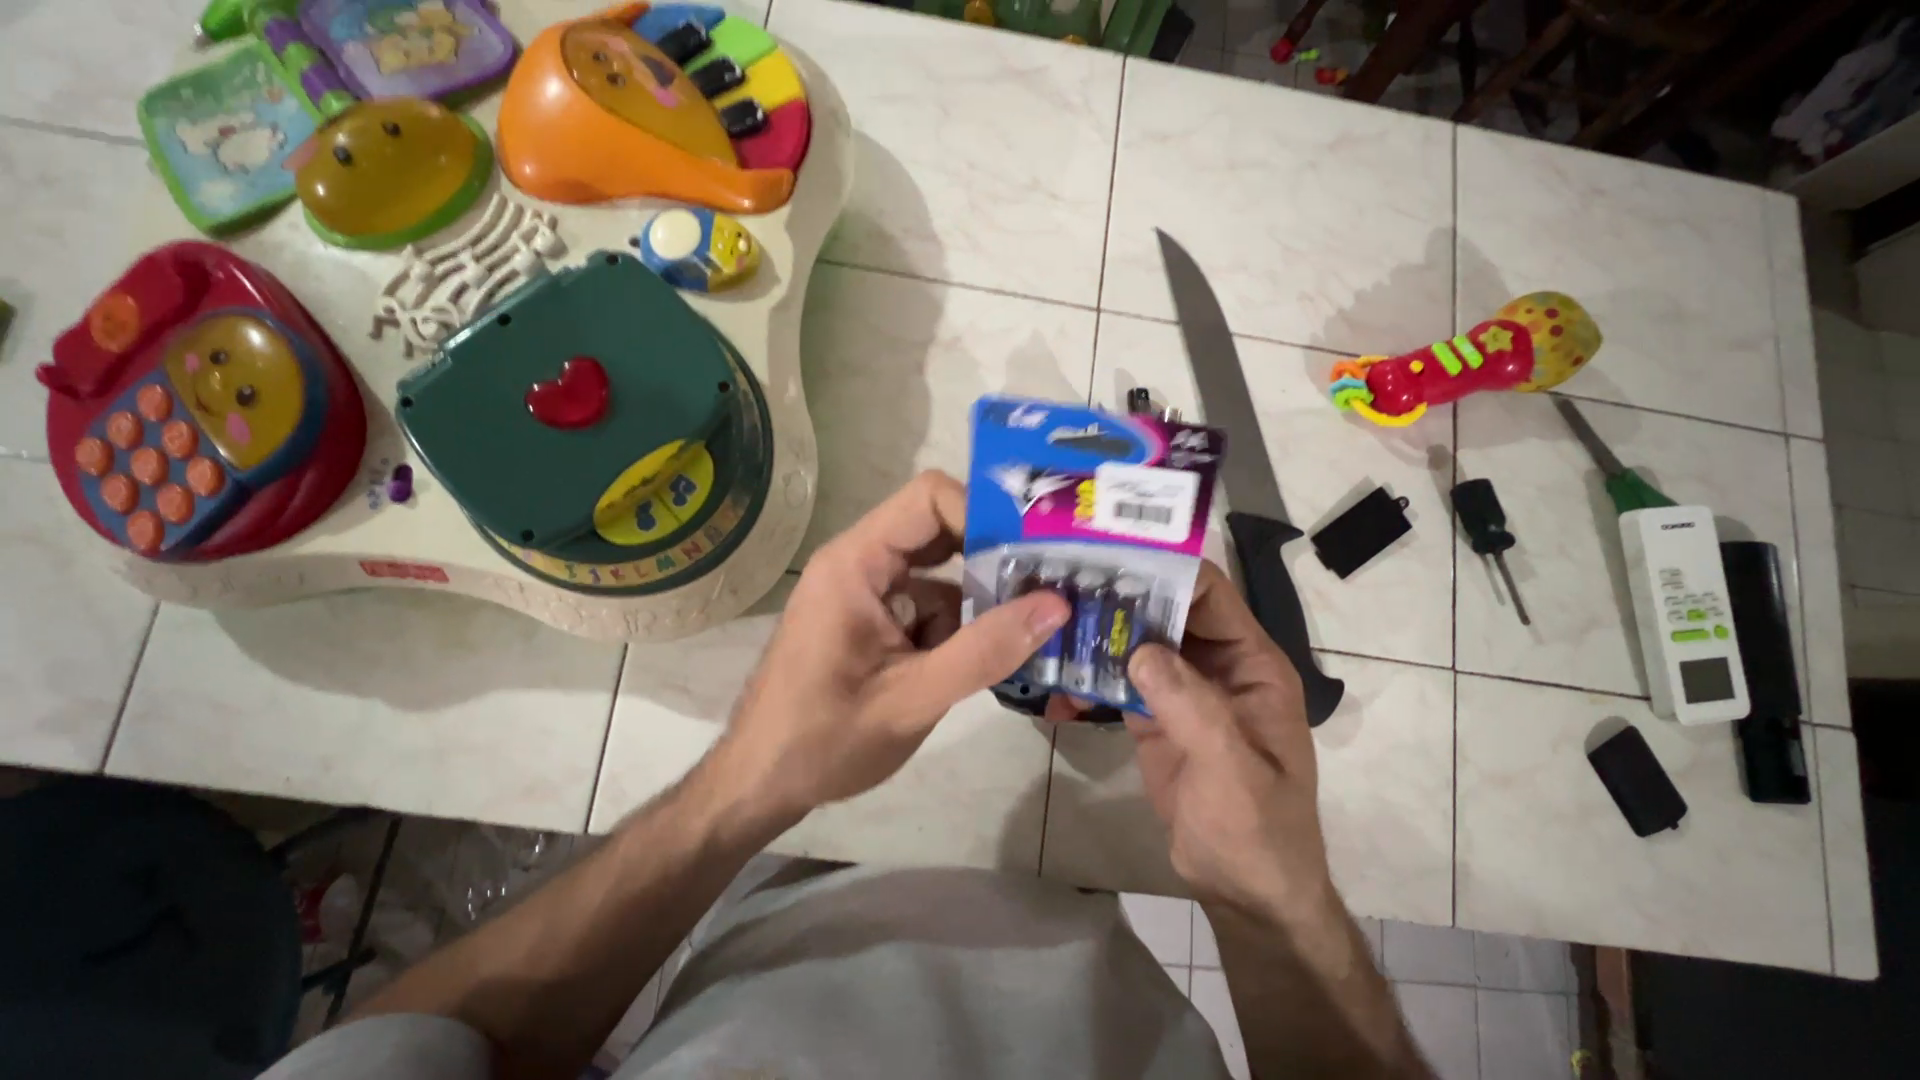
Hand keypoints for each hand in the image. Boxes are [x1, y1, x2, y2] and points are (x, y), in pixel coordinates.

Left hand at [710, 471, 1070, 822]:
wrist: (762, 783)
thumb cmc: (823, 740)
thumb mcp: (913, 699)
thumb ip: (985, 651)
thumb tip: (1058, 604)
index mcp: (855, 564)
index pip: (930, 499)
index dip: (984, 516)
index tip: (1032, 556)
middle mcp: (861, 566)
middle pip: (942, 535)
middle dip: (995, 562)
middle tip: (1054, 588)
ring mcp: (868, 597)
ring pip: (943, 577)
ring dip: (983, 606)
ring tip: (1037, 634)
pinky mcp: (876, 627)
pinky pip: (931, 610)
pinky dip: (962, 633)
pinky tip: (992, 664)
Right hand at [1075, 561, 1333, 924]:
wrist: (1246, 892)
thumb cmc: (1257, 829)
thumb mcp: (1231, 768)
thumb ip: (1190, 705)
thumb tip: (1139, 649)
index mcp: (1251, 664)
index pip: (1208, 594)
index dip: (1163, 571)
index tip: (1107, 557)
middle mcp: (1216, 667)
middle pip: (1163, 613)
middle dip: (1116, 598)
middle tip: (1056, 584)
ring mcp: (1182, 693)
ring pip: (1135, 645)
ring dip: (1095, 637)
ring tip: (1044, 624)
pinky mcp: (1153, 720)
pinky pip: (1118, 686)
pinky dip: (1088, 681)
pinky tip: (1053, 683)